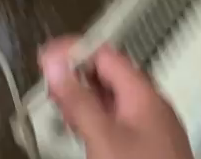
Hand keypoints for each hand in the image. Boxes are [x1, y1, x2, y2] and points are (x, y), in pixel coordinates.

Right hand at [39, 37, 191, 158]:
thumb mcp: (101, 136)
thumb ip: (76, 98)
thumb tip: (53, 63)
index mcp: (146, 96)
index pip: (104, 54)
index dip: (72, 52)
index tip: (45, 61)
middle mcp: (153, 108)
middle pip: (109, 74)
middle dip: (76, 76)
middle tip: (50, 86)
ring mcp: (155, 130)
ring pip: (113, 98)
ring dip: (84, 97)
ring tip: (62, 109)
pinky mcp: (151, 149)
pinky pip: (119, 119)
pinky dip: (96, 117)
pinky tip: (83, 130)